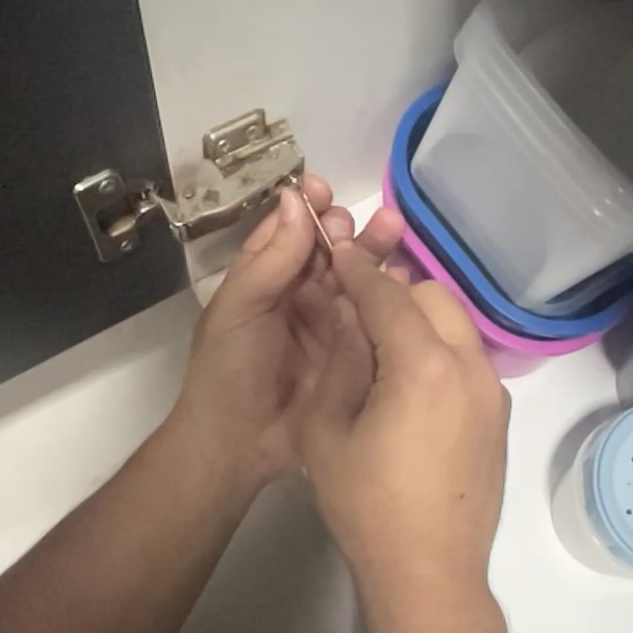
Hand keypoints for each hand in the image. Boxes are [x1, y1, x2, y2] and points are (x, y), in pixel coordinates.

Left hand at [170, 176, 403, 487]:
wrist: (239, 442)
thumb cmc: (228, 369)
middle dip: (349, 231)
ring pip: (358, 282)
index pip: (291, 233)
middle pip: (332, 253)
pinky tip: (404, 280)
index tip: (322, 190)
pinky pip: (374, 321)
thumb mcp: (240, 307)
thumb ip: (270, 258)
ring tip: (394, 231)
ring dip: (375, 255)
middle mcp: (302, 298)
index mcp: (268, 281)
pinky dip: (389, 299)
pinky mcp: (355, 356)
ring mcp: (332, 327)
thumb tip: (294, 199)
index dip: (307, 208)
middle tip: (364, 222)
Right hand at [297, 243, 510, 594]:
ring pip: (458, 326)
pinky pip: (469, 361)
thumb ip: (338, 362)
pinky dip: (440, 352)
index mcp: (423, 365)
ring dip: (421, 321)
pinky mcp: (500, 419)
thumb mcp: (327, 431)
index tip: (337, 251)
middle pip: (433, 298)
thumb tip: (346, 317)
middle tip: (356, 311)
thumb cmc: (366, 505)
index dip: (357, 272)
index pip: (387, 296)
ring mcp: (492, 393)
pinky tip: (412, 388)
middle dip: (394, 292)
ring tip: (383, 349)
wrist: (429, 570)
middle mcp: (469, 366)